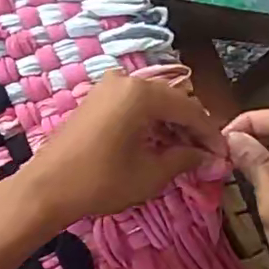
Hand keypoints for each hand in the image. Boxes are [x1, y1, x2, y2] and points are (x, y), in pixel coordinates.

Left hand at [13, 73, 221, 226]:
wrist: (46, 188)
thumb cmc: (101, 181)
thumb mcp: (150, 173)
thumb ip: (184, 159)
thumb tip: (208, 158)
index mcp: (141, 93)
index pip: (190, 109)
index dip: (209, 134)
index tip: (222, 155)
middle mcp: (125, 81)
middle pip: (171, 101)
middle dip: (190, 128)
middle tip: (204, 156)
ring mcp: (106, 88)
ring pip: (152, 103)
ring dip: (169, 126)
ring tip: (182, 154)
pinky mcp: (94, 100)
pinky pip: (131, 105)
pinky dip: (148, 123)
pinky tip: (156, 145)